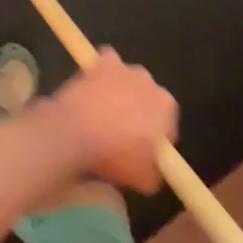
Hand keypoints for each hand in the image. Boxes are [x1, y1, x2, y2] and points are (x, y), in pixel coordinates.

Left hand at [42, 47, 177, 192]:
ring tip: (103, 112)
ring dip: (120, 91)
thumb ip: (154, 174)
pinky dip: (101, 72)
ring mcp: (124, 69)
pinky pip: (105, 63)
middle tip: (120, 135)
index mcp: (167, 107)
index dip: (154, 141)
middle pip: (147, 99)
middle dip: (138, 113)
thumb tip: (150, 173)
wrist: (75, 131)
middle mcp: (150, 82)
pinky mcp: (99, 63)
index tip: (140, 154)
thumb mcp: (144, 179)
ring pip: (127, 79)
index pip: (167, 126)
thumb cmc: (115, 154)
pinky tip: (92, 86)